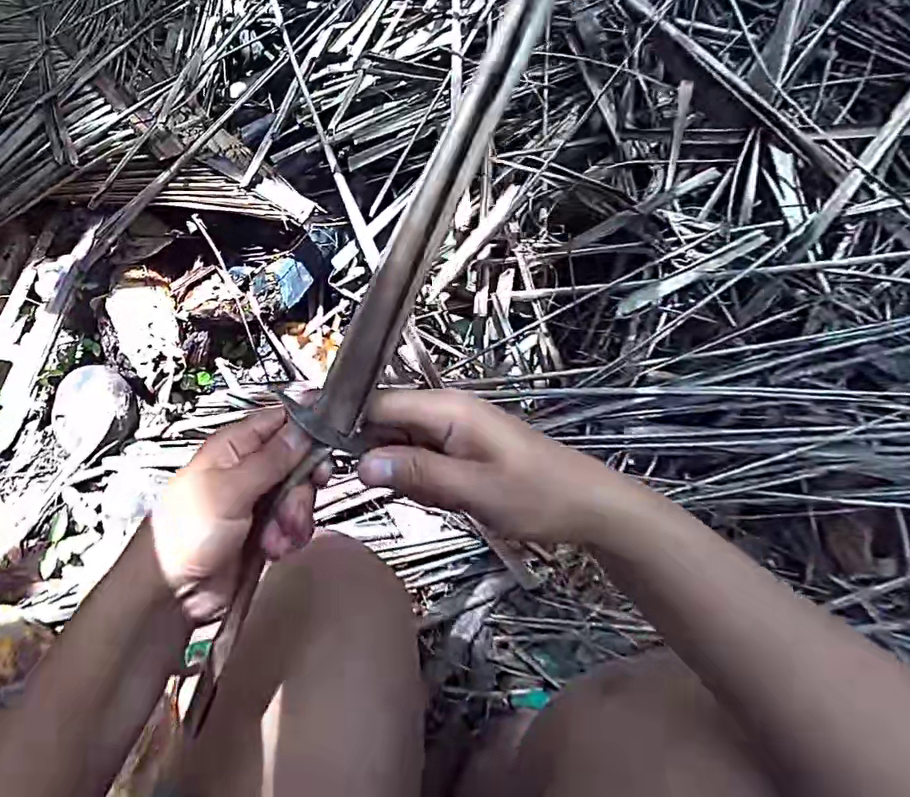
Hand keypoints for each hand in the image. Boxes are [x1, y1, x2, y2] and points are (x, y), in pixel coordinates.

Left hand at [147, 408, 330, 621]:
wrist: (174, 591)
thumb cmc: (183, 533)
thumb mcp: (229, 490)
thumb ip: (270, 460)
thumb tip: (300, 430)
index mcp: (233, 446)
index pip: (279, 421)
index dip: (305, 429)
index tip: (324, 444)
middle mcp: (246, 469)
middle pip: (297, 461)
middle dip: (301, 486)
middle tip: (290, 503)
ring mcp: (255, 500)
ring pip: (299, 496)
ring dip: (293, 518)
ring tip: (272, 534)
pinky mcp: (263, 529)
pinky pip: (293, 525)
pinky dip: (288, 538)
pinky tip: (271, 548)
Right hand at [355, 389, 639, 546]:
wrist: (594, 507)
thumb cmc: (540, 496)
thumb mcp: (477, 491)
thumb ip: (418, 474)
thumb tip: (362, 465)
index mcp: (445, 407)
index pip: (376, 403)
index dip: (342, 420)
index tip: (315, 447)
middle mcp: (441, 408)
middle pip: (381, 420)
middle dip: (367, 451)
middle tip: (363, 485)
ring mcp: (449, 425)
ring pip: (396, 438)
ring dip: (394, 467)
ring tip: (420, 495)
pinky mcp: (456, 443)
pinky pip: (417, 452)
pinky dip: (414, 474)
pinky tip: (435, 496)